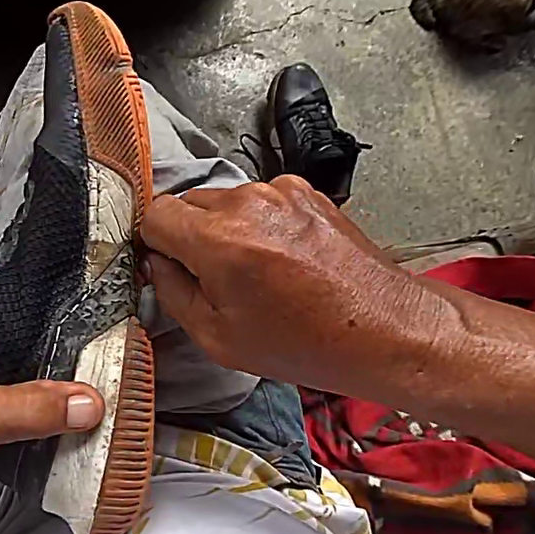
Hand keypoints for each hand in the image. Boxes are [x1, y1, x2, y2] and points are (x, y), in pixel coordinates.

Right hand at [140, 177, 451, 397]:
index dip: (152, 242)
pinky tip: (280, 258)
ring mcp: (281, 190)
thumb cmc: (305, 343)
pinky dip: (257, 223)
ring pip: (223, 201)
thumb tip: (156, 263)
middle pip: (187, 203)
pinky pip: (258, 200)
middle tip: (213, 277)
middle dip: (189, 237)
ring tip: (256, 270)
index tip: (165, 263)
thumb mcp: (218, 338)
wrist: (381, 327)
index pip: (154, 214)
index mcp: (219, 241)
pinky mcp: (304, 190)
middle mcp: (248, 203)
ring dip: (224, 229)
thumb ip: (172, 292)